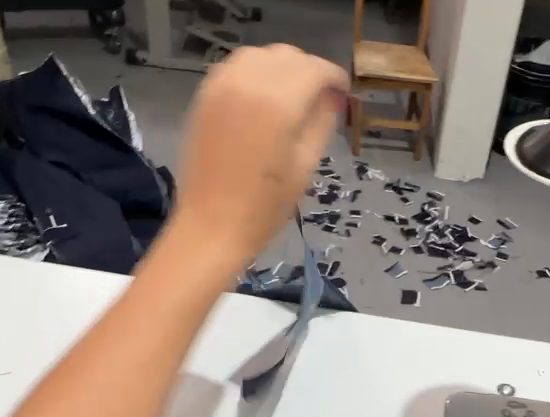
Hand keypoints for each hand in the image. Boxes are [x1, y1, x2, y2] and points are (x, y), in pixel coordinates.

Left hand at [168, 45, 348, 264]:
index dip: (335, 78)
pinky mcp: (205, 96)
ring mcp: (222, 85)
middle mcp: (249, 81)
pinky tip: (263, 102)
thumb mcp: (304, 167)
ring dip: (282, 70)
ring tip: (292, 100)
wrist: (211, 227)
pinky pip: (237, 68)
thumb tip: (334, 98)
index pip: (316, 70)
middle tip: (321, 101)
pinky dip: (256, 75)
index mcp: (279, 102)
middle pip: (288, 57)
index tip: (344, 95)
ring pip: (261, 57)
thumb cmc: (264, 209)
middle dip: (309, 72)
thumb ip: (322, 123)